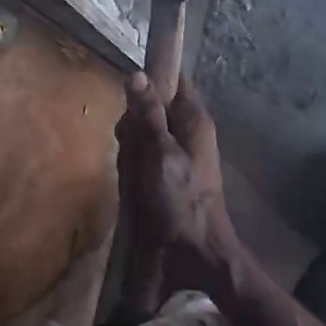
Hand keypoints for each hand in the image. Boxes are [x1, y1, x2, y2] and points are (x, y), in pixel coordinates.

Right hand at [117, 74, 236, 284]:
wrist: (194, 250)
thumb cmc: (180, 199)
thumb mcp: (160, 152)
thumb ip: (148, 114)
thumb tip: (137, 74)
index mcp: (193, 118)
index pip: (173, 79)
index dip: (150, 83)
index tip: (131, 101)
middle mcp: (188, 130)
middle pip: (151, 108)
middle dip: (134, 126)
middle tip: (133, 149)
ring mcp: (178, 152)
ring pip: (143, 134)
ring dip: (132, 151)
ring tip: (134, 174)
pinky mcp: (168, 172)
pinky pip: (144, 157)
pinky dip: (134, 169)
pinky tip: (134, 186)